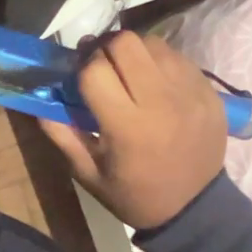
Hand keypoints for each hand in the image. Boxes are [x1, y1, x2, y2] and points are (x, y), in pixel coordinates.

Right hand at [40, 33, 225, 229]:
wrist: (193, 208)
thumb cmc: (133, 195)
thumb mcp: (88, 174)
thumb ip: (63, 135)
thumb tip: (42, 102)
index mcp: (127, 126)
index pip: (95, 70)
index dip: (81, 68)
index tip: (78, 77)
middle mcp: (160, 101)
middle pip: (125, 43)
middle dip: (105, 49)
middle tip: (101, 65)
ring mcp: (190, 93)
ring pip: (153, 43)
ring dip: (133, 52)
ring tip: (128, 72)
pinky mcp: (209, 91)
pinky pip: (178, 57)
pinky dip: (159, 62)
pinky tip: (154, 82)